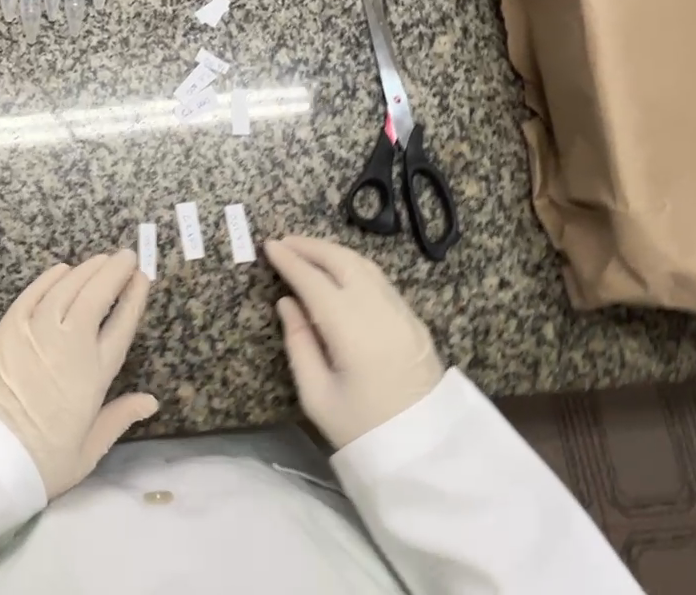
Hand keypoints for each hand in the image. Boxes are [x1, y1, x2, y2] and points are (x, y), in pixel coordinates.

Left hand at [0, 249, 158, 498]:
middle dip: (115, 272)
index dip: (134, 297)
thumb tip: (150, 401)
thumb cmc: (41, 457)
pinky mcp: (9, 326)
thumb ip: (119, 418)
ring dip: (87, 270)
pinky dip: (51, 278)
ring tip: (101, 260)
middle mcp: (70, 343)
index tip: (143, 277)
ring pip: (68, 287)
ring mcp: (37, 330)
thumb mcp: (88, 449)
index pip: (122, 323)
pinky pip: (34, 292)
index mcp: (95, 373)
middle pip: (98, 295)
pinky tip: (63, 270)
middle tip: (126, 257)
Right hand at [264, 236, 444, 448]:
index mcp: (352, 329)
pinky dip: (353, 266)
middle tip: (284, 242)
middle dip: (311, 247)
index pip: (314, 281)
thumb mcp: (317, 395)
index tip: (269, 246)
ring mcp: (402, 313)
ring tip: (306, 251)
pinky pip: (379, 280)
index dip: (290, 261)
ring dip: (333, 252)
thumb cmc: (362, 429)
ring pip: (365, 266)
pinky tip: (338, 271)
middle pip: (343, 262)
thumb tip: (287, 302)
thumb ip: (298, 342)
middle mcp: (379, 311)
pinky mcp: (414, 321)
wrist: (426, 453)